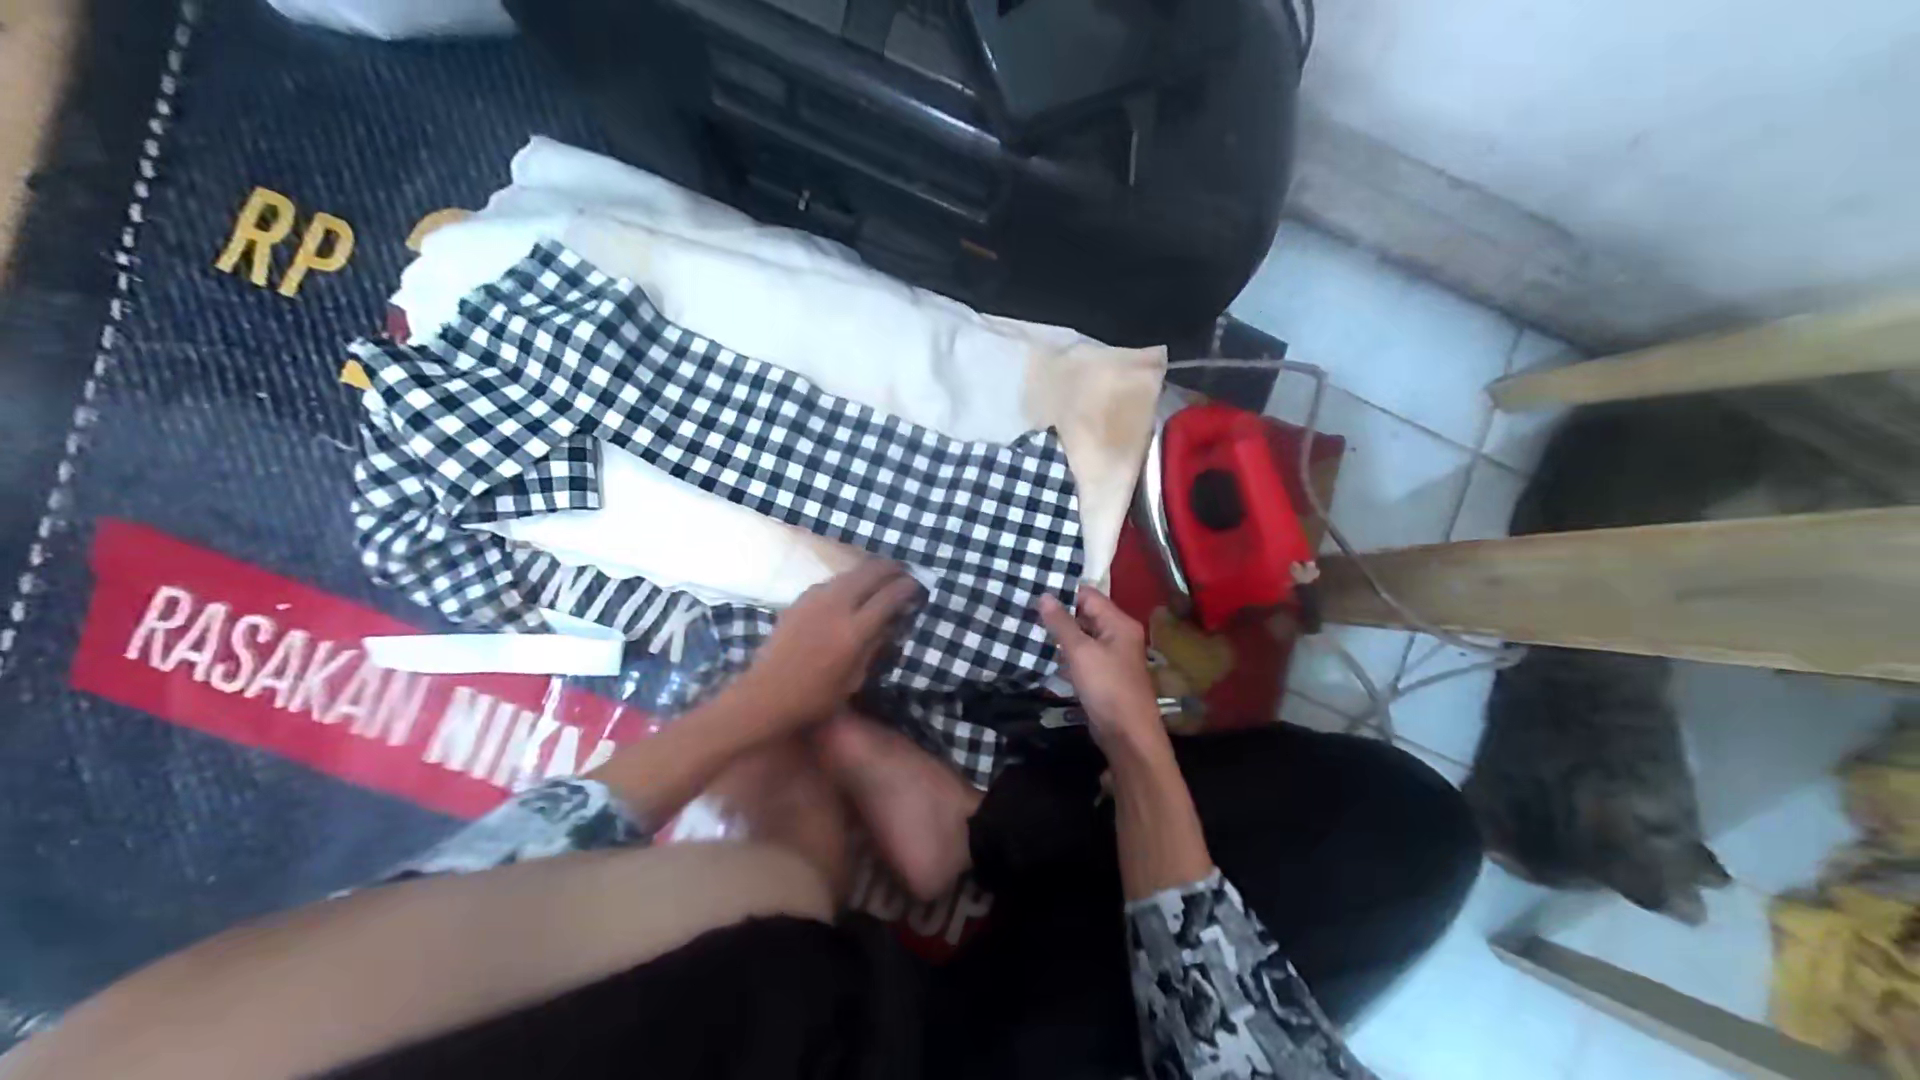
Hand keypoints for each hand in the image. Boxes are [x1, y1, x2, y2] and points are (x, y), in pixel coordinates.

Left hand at [735, 561, 923, 729]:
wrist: (766, 695)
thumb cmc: (816, 698)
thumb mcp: (855, 678)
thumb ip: (875, 645)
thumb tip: (893, 620)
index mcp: (854, 631)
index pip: (889, 597)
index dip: (907, 587)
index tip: (917, 585)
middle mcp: (836, 607)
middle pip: (870, 573)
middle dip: (891, 568)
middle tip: (903, 571)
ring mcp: (815, 599)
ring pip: (849, 573)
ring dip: (869, 571)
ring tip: (881, 576)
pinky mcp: (799, 600)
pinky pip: (831, 582)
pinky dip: (848, 580)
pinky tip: (851, 589)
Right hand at [1037, 586, 1165, 754]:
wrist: (1128, 735)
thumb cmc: (1107, 687)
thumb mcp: (1080, 652)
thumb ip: (1061, 623)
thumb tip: (1044, 596)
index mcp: (1119, 623)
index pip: (1089, 594)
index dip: (1063, 591)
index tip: (1034, 590)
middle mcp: (1119, 634)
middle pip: (1086, 614)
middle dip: (1059, 612)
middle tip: (1026, 609)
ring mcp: (1113, 656)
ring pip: (1083, 636)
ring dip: (1060, 633)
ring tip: (1029, 627)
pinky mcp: (1105, 675)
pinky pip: (1083, 655)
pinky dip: (1066, 653)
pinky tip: (1043, 654)